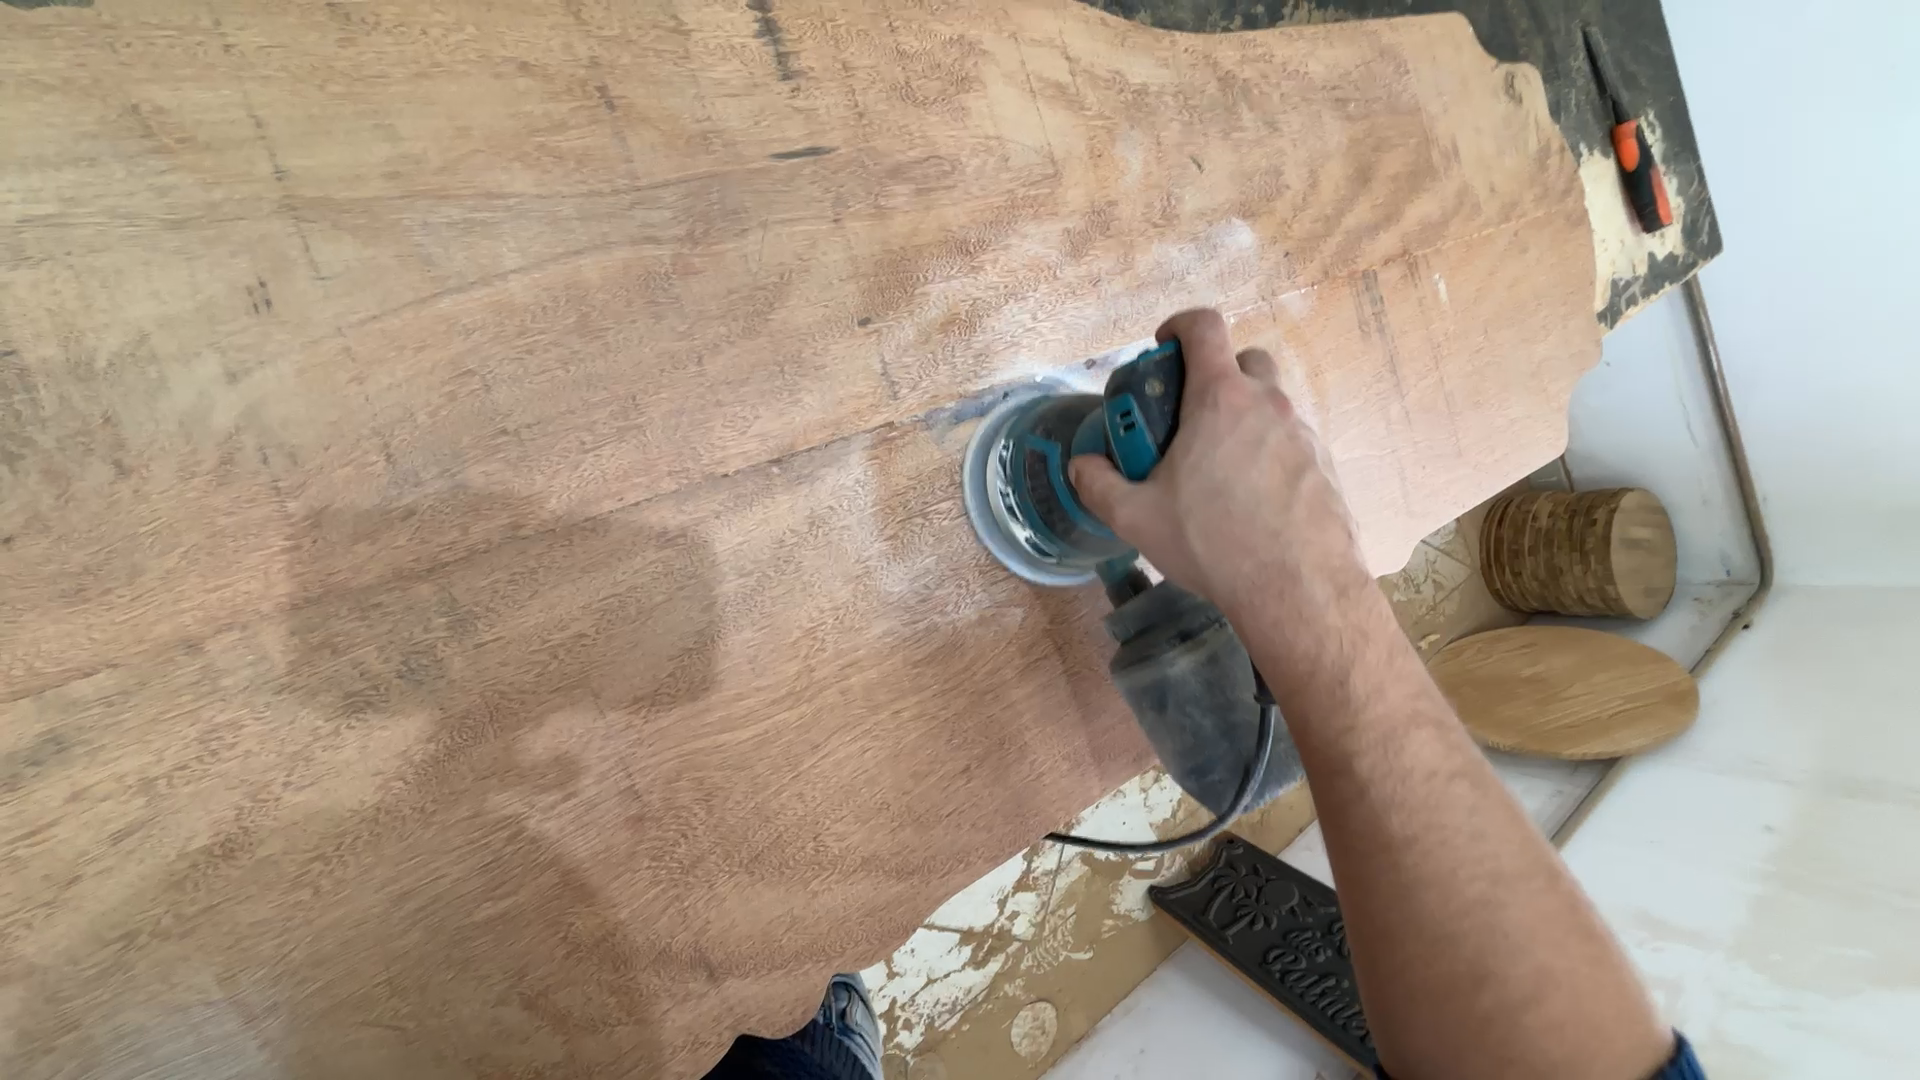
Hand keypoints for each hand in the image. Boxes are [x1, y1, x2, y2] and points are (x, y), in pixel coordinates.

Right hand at [1068, 309, 1374, 627]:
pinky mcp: (1325, 465)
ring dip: (1242, 418)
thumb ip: (1098, 485)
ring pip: (1270, 404)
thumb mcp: (1135, 518)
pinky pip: (1290, 441)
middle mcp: (1268, 403)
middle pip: (1244, 360)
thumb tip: (1081, 465)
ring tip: (1218, 470)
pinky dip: (1267, 453)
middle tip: (1189, 418)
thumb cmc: (1211, 542)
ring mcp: (1304, 433)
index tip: (1162, 347)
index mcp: (1219, 400)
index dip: (1179, 326)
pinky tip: (1251, 501)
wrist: (1298, 588)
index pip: (1204, 327)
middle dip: (1215, 375)